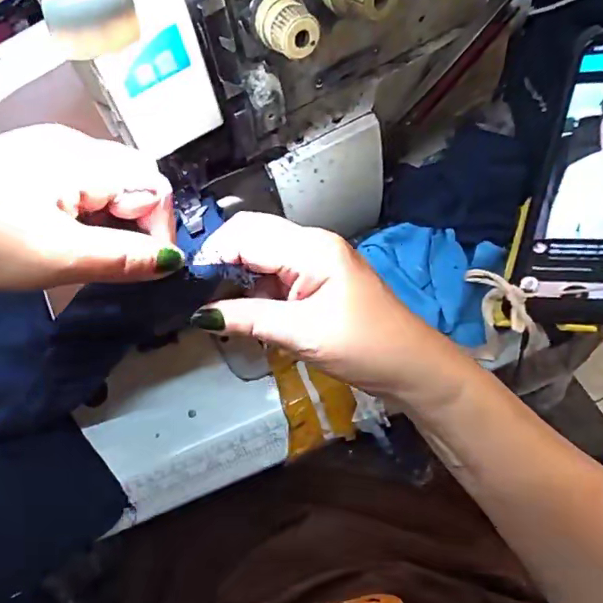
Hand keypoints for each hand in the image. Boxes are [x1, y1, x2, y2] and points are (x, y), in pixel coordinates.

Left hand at [0, 125, 183, 329]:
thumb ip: (122, 259)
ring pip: (98, 188)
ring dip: (107, 225)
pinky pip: (68, 194)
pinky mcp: (13, 179)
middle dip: (135, 225)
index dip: (160, 226)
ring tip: (85, 259)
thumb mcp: (58, 256)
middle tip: (115, 266)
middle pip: (127, 179)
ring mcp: (34, 159)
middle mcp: (62, 146)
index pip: (151, 181)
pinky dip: (80, 221)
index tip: (147, 269)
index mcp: (77, 155)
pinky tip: (58, 244)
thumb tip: (172, 262)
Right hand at [189, 212, 477, 404]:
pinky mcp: (313, 282)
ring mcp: (313, 263)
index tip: (189, 287)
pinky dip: (253, 292)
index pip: (245, 235)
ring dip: (235, 279)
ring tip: (218, 310)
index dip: (213, 255)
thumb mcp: (302, 334)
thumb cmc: (366, 347)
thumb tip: (200, 315)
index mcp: (311, 248)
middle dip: (221, 263)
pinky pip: (272, 276)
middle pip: (249, 237)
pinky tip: (244, 315)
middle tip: (199, 298)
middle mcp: (310, 245)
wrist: (413, 368)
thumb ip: (249, 319)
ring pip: (258, 256)